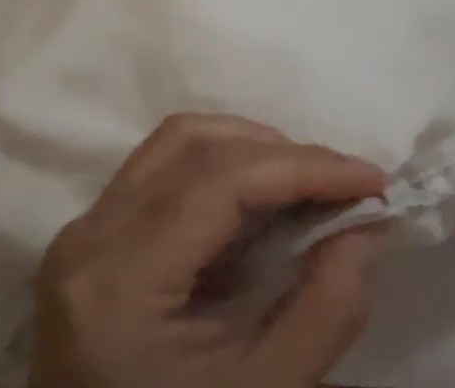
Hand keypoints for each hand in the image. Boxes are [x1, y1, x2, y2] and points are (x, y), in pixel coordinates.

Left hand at [29, 114, 387, 387]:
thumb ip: (326, 309)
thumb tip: (367, 224)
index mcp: (118, 282)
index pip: (216, 182)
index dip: (301, 166)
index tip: (373, 179)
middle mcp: (87, 238)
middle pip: (189, 146)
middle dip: (278, 153)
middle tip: (345, 185)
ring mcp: (82, 235)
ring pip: (171, 146)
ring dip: (247, 151)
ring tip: (307, 188)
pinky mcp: (91, 240)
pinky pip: (158, 173)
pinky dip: (217, 172)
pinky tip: (261, 206)